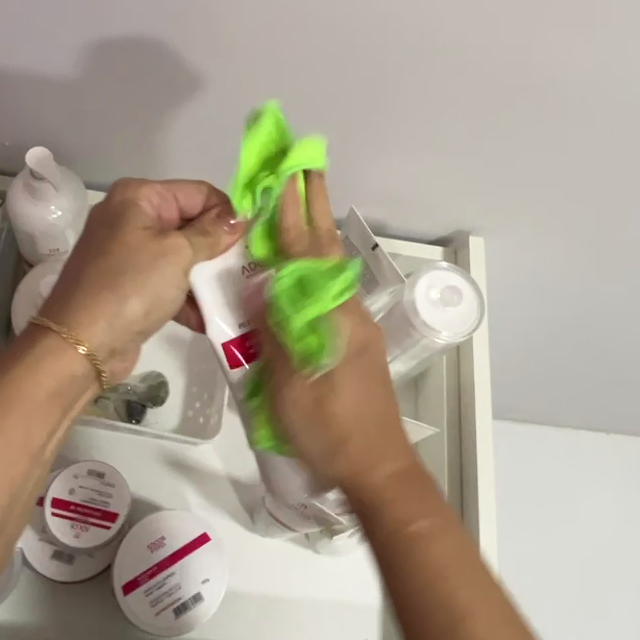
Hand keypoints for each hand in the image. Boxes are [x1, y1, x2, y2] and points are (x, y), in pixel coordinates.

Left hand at [37, 178, 244, 383]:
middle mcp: (131, 218)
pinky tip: (212, 319)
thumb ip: (212, 233)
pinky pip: (168, 283)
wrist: (80, 345)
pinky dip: (188, 298)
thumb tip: (239, 219)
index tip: (249, 242)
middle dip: (219, 248)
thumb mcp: (178, 254)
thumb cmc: (130, 287)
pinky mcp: (130, 286)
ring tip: (238, 294)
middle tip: (250, 269)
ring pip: (182, 256)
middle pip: (191, 223)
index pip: (198, 192)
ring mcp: (128, 254)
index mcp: (139, 197)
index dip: (226, 215)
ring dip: (207, 277)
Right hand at [259, 172, 420, 494]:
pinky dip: (311, 271)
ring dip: (313, 237)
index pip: (307, 255)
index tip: (287, 174)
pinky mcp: (353, 345)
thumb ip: (275, 332)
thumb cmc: (329, 430)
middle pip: (325, 252)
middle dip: (313, 209)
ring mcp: (353, 328)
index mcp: (331, 317)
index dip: (293, 215)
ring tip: (296, 211)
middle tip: (304, 170)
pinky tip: (299, 274)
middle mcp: (347, 313)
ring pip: (328, 272)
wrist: (377, 469)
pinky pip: (326, 294)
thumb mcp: (289, 384)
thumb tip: (261, 289)